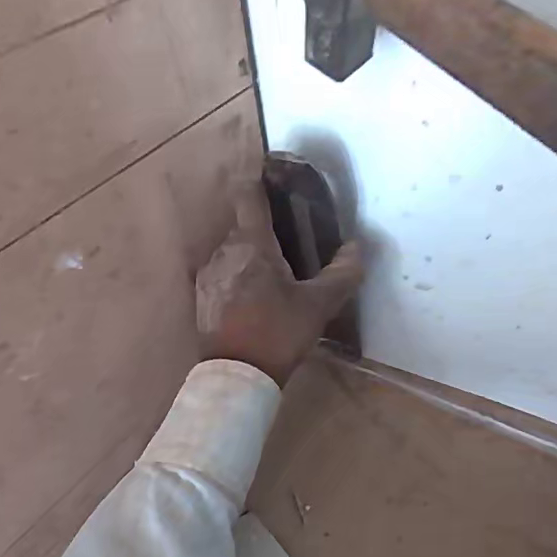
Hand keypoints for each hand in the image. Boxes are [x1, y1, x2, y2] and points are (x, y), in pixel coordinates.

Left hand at [196, 185, 363, 385]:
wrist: (237, 376)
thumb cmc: (278, 334)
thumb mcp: (318, 306)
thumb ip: (342, 273)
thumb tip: (356, 248)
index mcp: (252, 244)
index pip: (248, 194)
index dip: (258, 180)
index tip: (272, 179)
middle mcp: (223, 250)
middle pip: (243, 227)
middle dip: (263, 234)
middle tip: (287, 253)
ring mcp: (206, 275)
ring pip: (230, 253)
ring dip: (248, 259)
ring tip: (269, 283)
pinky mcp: (199, 298)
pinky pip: (220, 275)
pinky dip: (235, 279)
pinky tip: (250, 301)